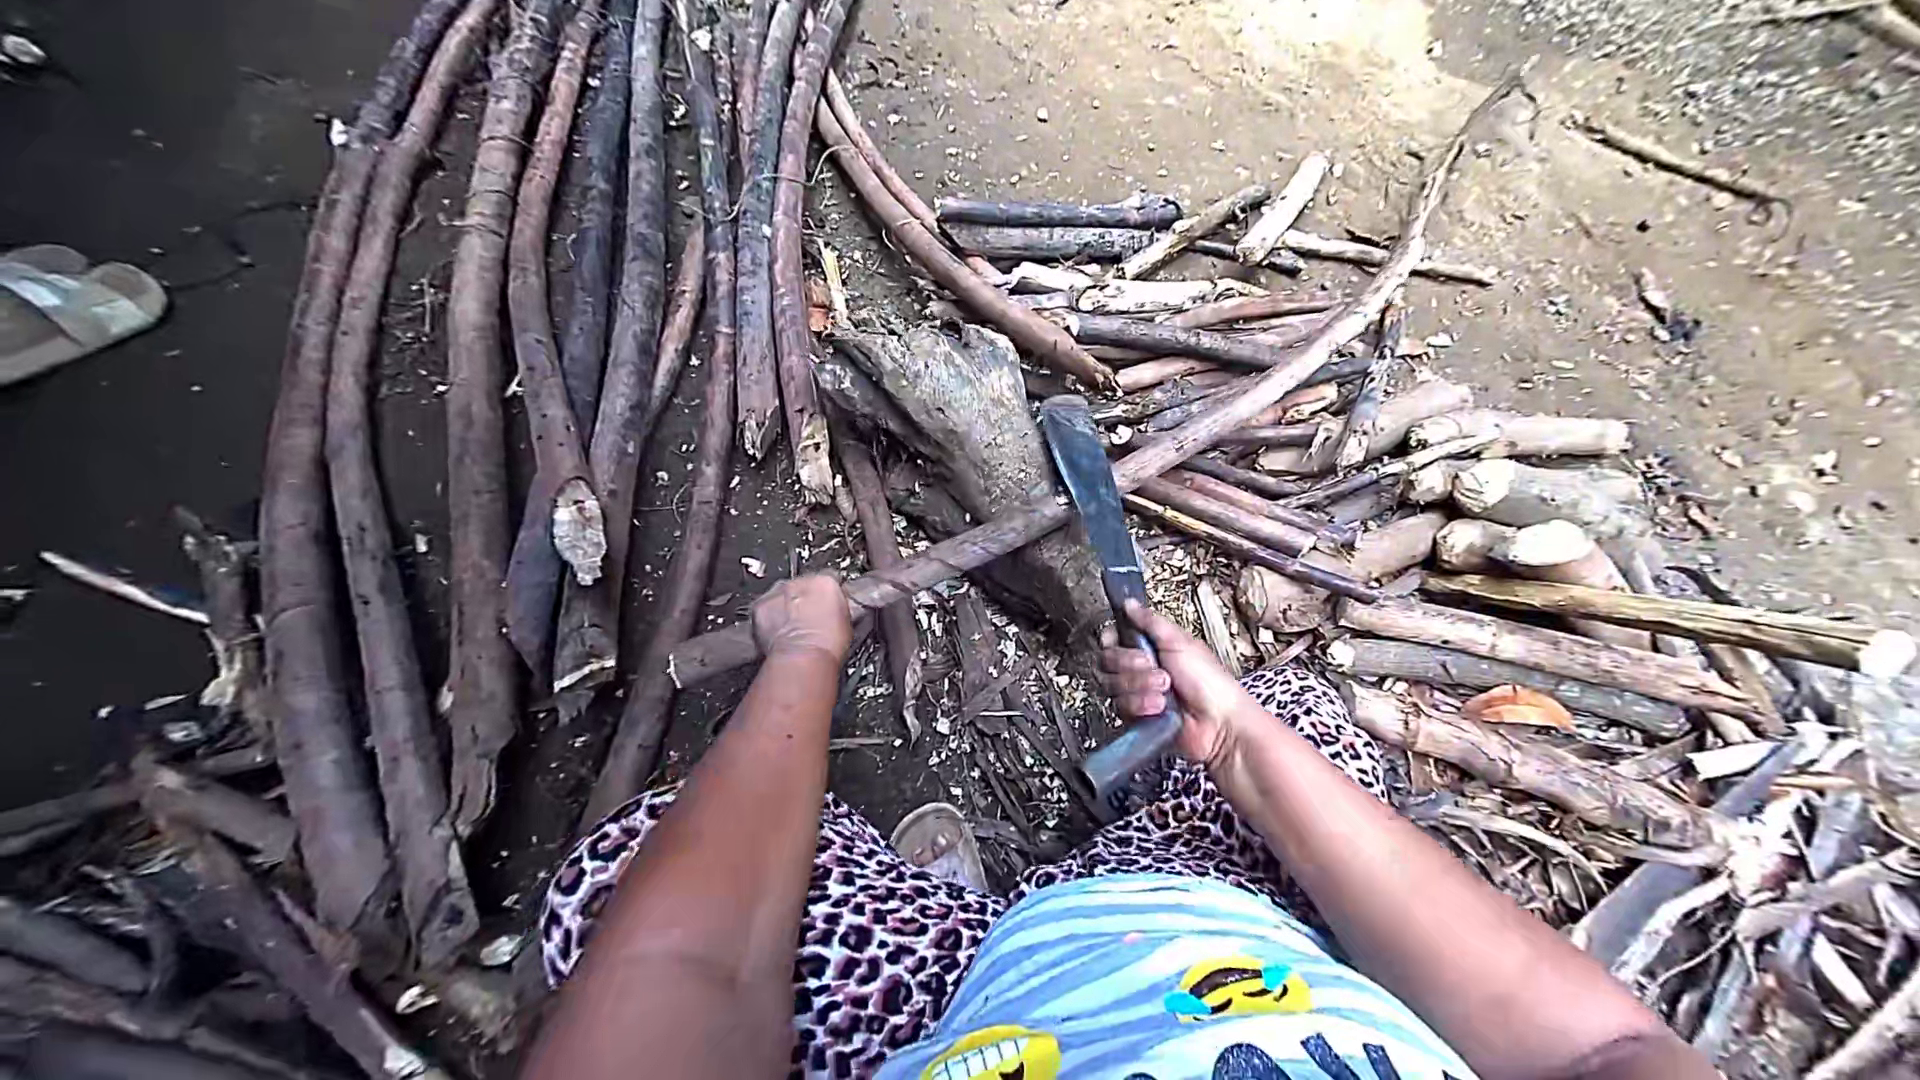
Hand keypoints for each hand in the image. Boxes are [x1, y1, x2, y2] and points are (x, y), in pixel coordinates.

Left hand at [751, 575, 852, 662]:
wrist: (803, 658)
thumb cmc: (826, 645)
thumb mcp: (846, 622)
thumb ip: (839, 608)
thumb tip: (836, 611)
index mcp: (826, 582)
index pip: (829, 579)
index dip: (828, 596)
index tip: (828, 607)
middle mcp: (800, 581)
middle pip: (802, 586)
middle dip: (805, 600)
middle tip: (810, 621)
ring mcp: (778, 592)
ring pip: (781, 596)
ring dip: (786, 608)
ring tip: (792, 630)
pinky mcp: (760, 606)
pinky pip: (764, 609)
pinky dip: (768, 619)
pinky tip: (778, 633)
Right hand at [1096, 599, 1256, 767]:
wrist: (1219, 723)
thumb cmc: (1211, 683)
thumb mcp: (1181, 642)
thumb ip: (1150, 621)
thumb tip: (1129, 603)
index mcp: (1150, 647)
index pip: (1112, 639)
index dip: (1112, 640)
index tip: (1119, 640)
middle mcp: (1140, 669)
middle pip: (1109, 660)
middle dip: (1132, 663)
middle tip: (1154, 665)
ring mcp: (1137, 693)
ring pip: (1114, 684)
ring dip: (1141, 685)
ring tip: (1164, 689)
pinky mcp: (1136, 715)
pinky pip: (1122, 706)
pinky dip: (1142, 704)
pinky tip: (1160, 706)